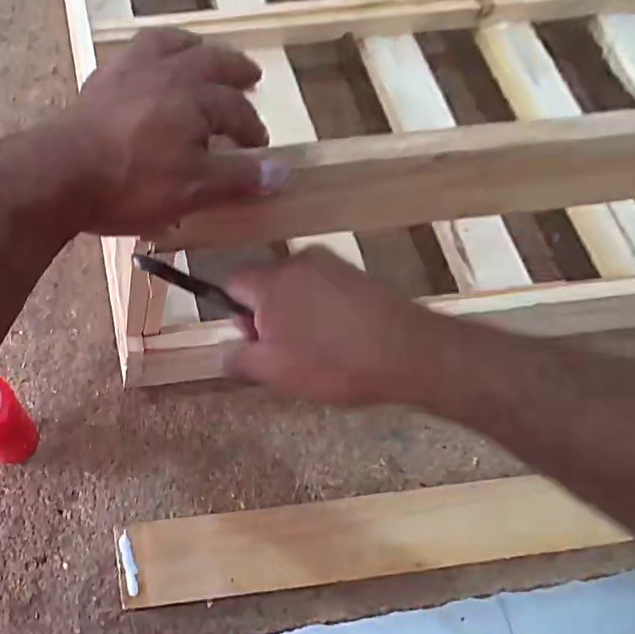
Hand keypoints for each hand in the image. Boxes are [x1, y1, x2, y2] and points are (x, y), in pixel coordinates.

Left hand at [44, 28, 286, 235]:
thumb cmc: (131, 184)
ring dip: (192, 47)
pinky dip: (149, 53)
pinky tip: (145, 65)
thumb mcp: (192, 190)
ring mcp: (129, 72)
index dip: (251, 128)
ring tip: (201, 51)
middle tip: (250, 76)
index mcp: (195, 99)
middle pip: (210, 63)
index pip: (235, 110)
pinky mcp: (98, 82)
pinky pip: (131, 54)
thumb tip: (284, 172)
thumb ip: (237, 179)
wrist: (60, 174)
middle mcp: (166, 74)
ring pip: (168, 45)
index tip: (258, 146)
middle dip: (234, 71)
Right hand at [224, 250, 440, 406]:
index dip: (235, 314)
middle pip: (264, 284)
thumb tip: (223, 353)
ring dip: (294, 316)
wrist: (411, 354)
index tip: (254, 342)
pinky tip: (338, 340)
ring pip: (295, 288)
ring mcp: (333, 265)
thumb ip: (237, 359)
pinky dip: (321, 312)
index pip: (231, 282)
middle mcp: (300, 261)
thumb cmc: (333, 363)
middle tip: (284, 352)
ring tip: (315, 351)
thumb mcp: (273, 372)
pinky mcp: (359, 275)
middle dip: (265, 316)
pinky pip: (323, 290)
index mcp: (272, 280)